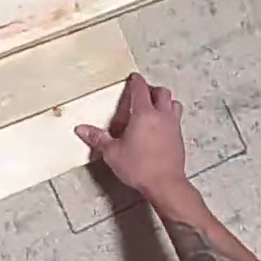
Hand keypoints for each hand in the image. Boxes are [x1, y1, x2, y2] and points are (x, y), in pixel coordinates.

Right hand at [75, 73, 191, 208]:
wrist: (164, 183)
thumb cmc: (138, 167)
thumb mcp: (112, 153)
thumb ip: (97, 138)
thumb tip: (81, 129)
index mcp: (144, 114)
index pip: (141, 89)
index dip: (136, 81)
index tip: (133, 77)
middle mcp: (162, 116)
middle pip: (162, 92)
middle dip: (152, 90)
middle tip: (142, 94)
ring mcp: (173, 126)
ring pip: (173, 103)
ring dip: (164, 101)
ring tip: (154, 108)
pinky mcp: (179, 138)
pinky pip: (176, 119)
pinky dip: (169, 116)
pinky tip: (159, 127)